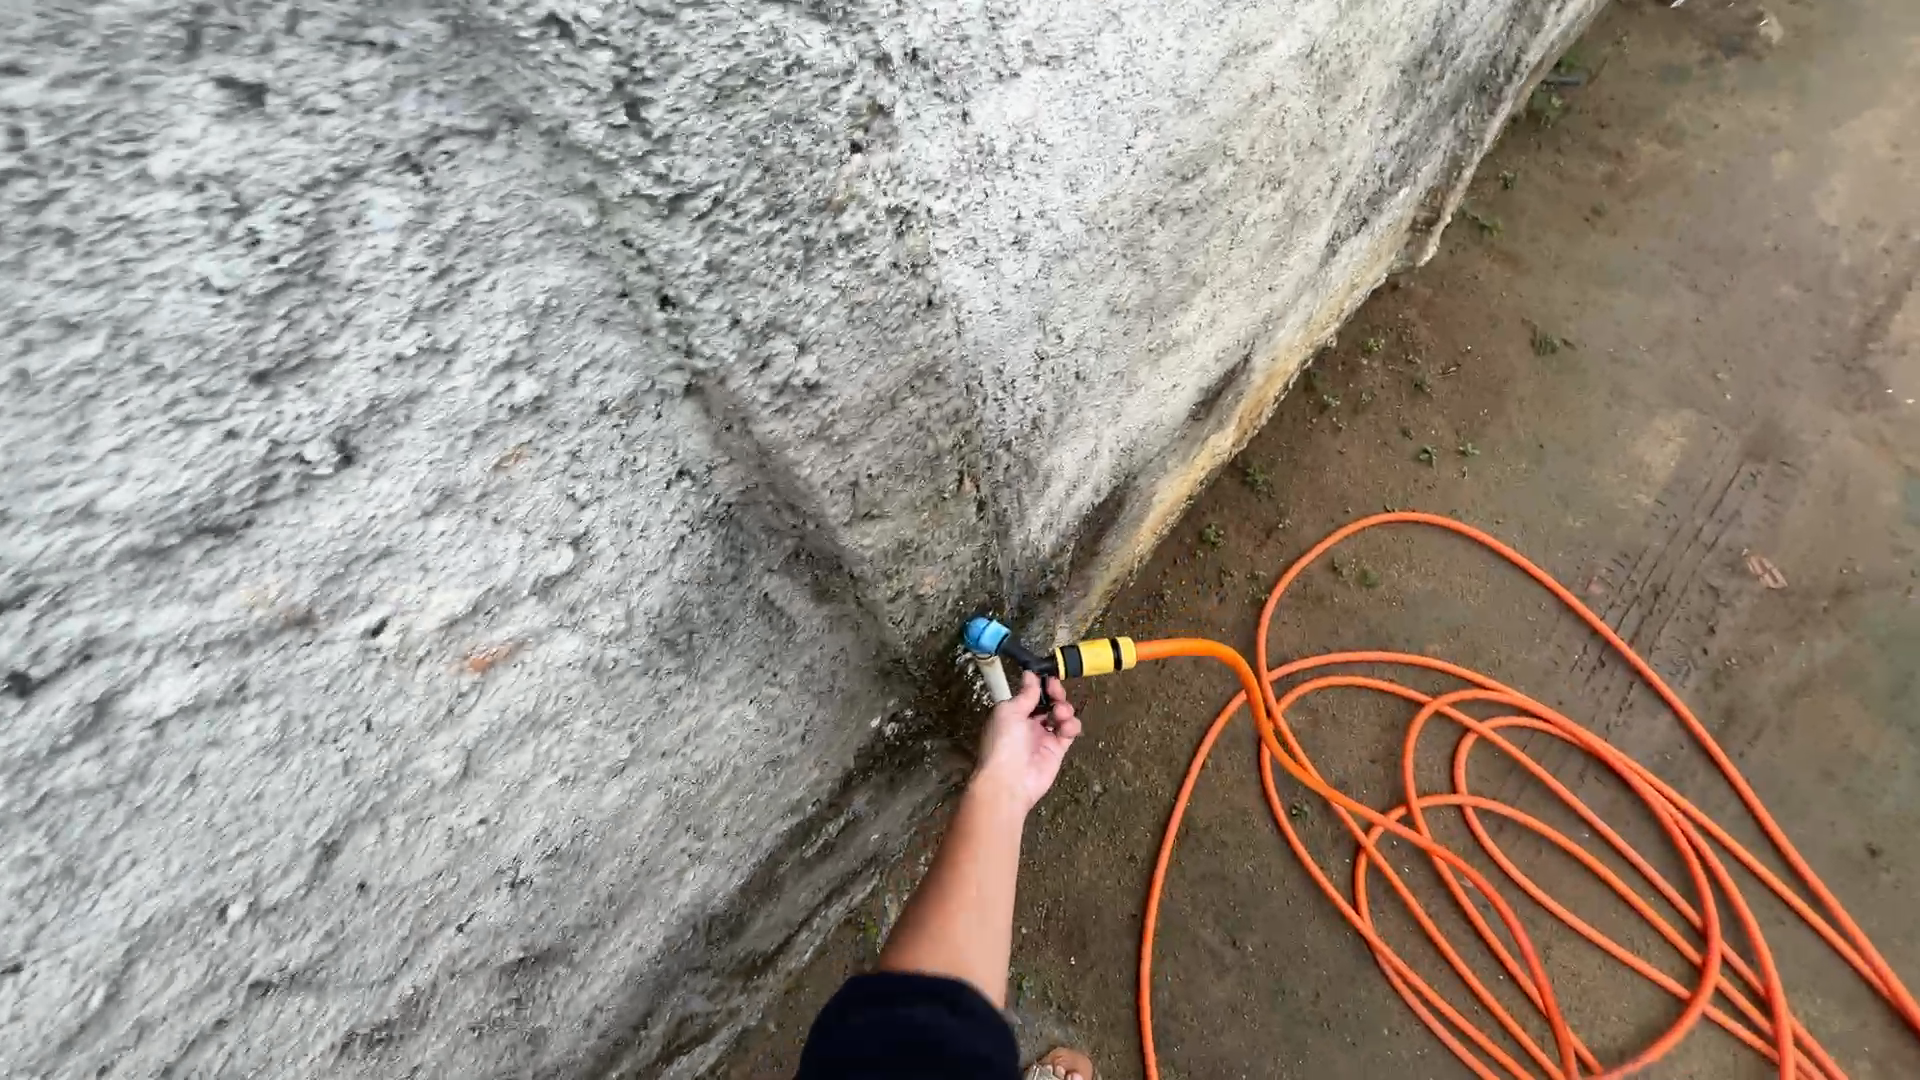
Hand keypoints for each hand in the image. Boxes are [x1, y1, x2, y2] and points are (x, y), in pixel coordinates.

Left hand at [972, 671, 1080, 813]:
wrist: (1009, 780)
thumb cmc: (1003, 743)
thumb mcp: (1009, 711)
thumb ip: (1025, 694)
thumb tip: (1029, 674)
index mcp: (1013, 712)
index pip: (1030, 694)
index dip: (1040, 685)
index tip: (1048, 677)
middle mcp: (1028, 723)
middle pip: (1047, 702)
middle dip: (1054, 694)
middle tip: (1056, 690)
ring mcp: (1043, 736)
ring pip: (1060, 715)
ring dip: (1064, 708)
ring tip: (1060, 712)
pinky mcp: (1057, 749)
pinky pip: (1069, 732)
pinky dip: (1072, 725)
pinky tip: (1067, 726)